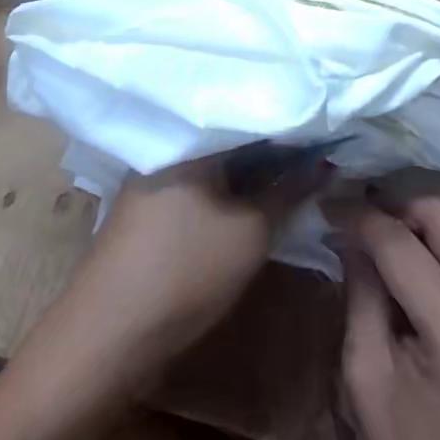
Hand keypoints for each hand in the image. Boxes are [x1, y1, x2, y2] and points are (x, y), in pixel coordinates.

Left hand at [0, 151, 326, 439]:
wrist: (112, 328)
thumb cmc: (186, 270)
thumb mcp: (250, 231)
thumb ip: (289, 191)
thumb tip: (325, 161)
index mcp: (188, 137)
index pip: (247, 111)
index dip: (290, 121)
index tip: (327, 127)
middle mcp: (167, 145)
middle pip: (231, 135)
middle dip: (274, 145)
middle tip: (320, 151)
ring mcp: (155, 174)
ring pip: (216, 160)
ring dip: (253, 167)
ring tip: (298, 169)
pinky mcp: (151, 202)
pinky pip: (200, 180)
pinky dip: (229, 185)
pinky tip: (256, 193)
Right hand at [340, 193, 439, 439]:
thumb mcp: (366, 374)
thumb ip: (361, 293)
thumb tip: (350, 231)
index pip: (403, 245)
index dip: (359, 216)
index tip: (329, 205)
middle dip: (399, 205)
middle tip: (361, 216)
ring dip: (425, 225)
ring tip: (385, 238)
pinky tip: (419, 266)